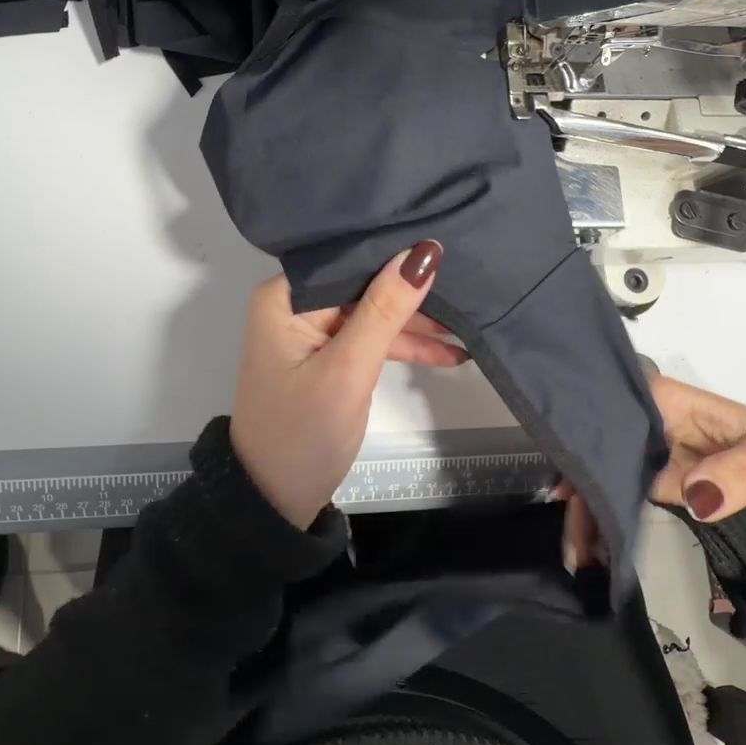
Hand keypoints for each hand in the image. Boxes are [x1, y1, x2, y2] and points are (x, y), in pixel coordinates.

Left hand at [230, 241, 465, 527]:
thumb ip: (385, 310)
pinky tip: (448, 353)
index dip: (396, 251)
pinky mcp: (328, 358)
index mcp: (284, 296)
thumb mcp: (348, 369)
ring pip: (373, 313)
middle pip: (364, 284)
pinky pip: (372, 339)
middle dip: (412, 289)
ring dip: (416, 323)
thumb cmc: (302, 432)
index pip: (349, 258)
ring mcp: (312, 333)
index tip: (446, 243)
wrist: (274, 502)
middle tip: (470, 282)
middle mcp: (294, 304)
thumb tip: (424, 252)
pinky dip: (404, 346)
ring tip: (471, 325)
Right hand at [559, 374, 745, 567]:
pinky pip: (613, 497)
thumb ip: (740, 475)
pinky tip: (586, 554)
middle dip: (575, 479)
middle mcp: (645, 421)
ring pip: (598, 473)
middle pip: (595, 442)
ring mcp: (643, 452)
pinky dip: (598, 522)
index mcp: (666, 400)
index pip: (611, 403)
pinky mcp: (646, 480)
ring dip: (583, 509)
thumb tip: (694, 494)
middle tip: (565, 526)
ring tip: (576, 556)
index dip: (585, 430)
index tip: (571, 467)